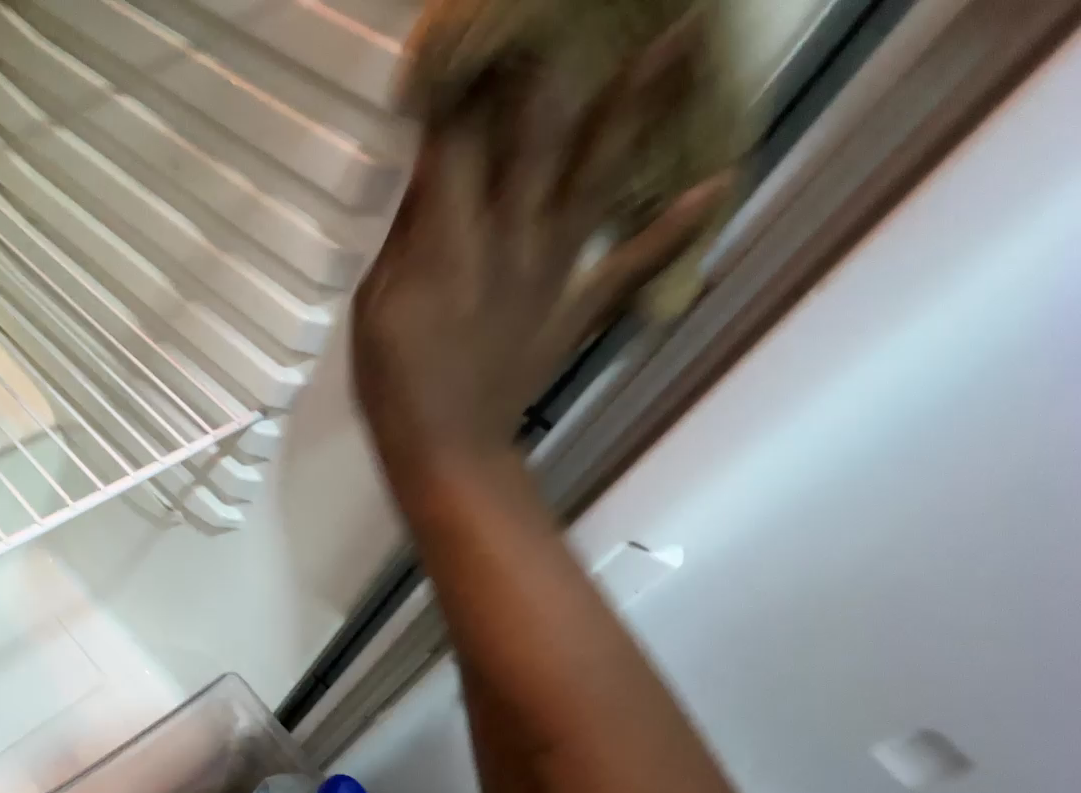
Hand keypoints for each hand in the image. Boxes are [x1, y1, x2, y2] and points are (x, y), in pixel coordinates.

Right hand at [353, 16, 732, 485]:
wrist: (448, 448)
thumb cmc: (395, 382)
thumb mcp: (375, 306)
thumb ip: (405, 239)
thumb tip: (428, 180)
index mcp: (447, 241)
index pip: (456, 142)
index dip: (466, 82)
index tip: (474, 34)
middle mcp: (509, 239)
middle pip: (533, 138)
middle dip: (550, 66)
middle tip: (573, 11)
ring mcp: (553, 270)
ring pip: (598, 177)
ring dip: (640, 107)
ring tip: (683, 38)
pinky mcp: (578, 305)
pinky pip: (633, 262)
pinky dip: (677, 228)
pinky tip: (718, 183)